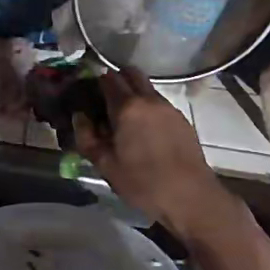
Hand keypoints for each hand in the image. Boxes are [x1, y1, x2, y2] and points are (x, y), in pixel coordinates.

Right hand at [75, 68, 236, 237]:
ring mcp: (168, 107)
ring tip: (124, 120)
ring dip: (133, 93)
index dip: (95, 83)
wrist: (190, 196)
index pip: (107, 78)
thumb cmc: (142, 182)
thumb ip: (86, 136)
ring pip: (146, 87)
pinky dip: (147, 107)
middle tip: (104, 101)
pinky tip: (144, 132)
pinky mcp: (181, 119)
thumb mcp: (105, 164)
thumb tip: (80, 116)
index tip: (88, 95)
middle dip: (116, 79)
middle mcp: (149, 99)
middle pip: (130, 73)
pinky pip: (159, 103)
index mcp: (127, 107)